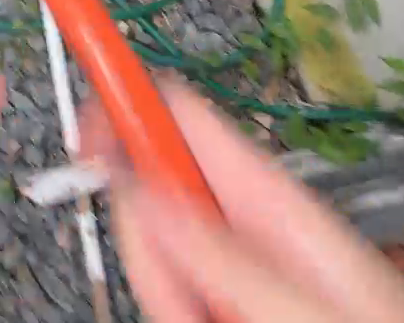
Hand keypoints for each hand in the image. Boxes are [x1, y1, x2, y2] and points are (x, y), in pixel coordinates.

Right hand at [83, 84, 403, 322]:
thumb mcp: (319, 314)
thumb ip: (230, 256)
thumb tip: (140, 185)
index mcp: (266, 192)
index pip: (178, 110)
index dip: (123, 102)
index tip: (85, 144)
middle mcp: (238, 214)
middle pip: (145, 187)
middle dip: (146, 246)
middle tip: (185, 305)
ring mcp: (227, 258)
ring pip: (149, 246)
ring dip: (165, 294)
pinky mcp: (219, 294)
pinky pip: (167, 285)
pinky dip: (173, 310)